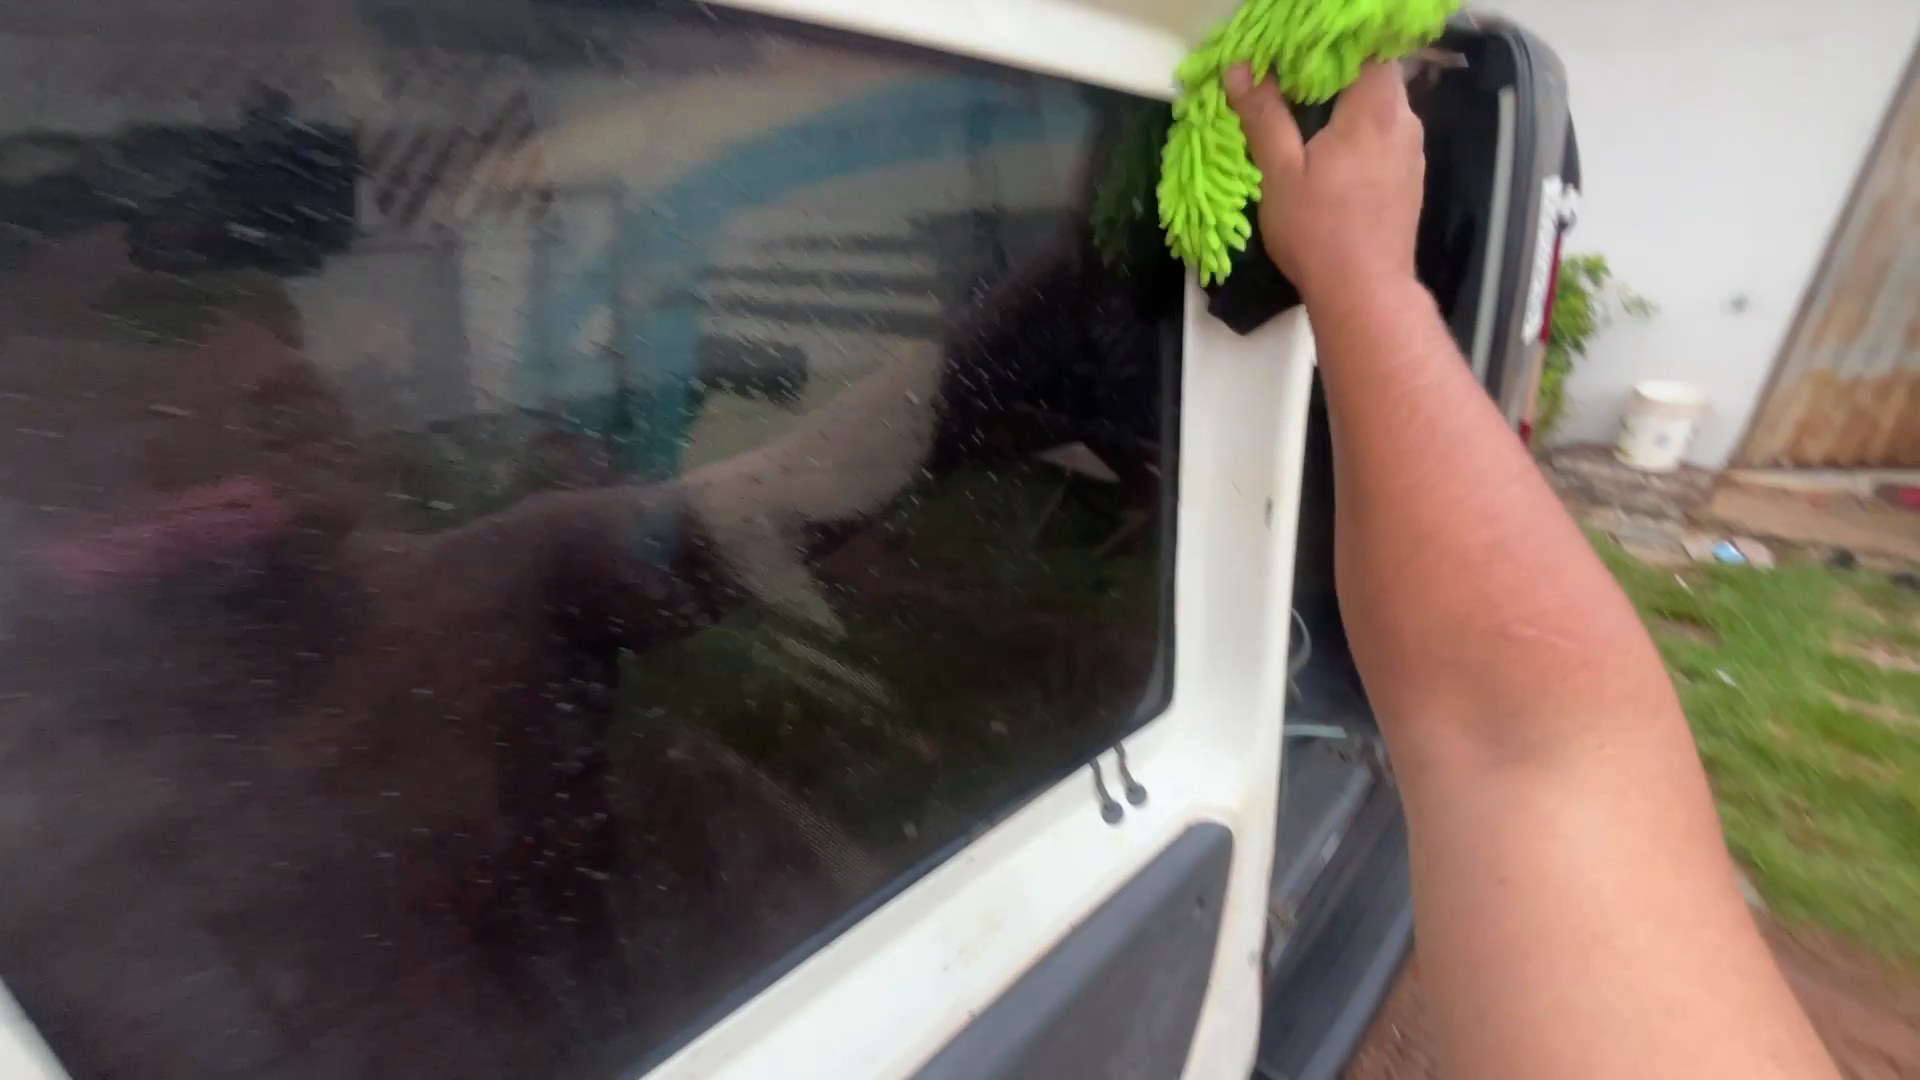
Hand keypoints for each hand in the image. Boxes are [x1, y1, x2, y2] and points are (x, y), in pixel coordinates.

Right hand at [1225, 62, 1426, 304]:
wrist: (1363, 290)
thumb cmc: (1317, 230)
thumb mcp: (1279, 173)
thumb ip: (1264, 117)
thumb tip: (1240, 69)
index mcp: (1375, 107)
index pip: (1367, 47)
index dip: (1333, 48)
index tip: (1298, 61)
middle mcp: (1405, 121)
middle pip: (1377, 78)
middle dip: (1339, 81)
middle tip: (1296, 95)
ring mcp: (1413, 153)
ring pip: (1384, 113)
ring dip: (1351, 115)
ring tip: (1312, 134)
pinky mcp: (1411, 183)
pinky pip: (1388, 145)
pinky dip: (1363, 144)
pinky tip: (1336, 169)